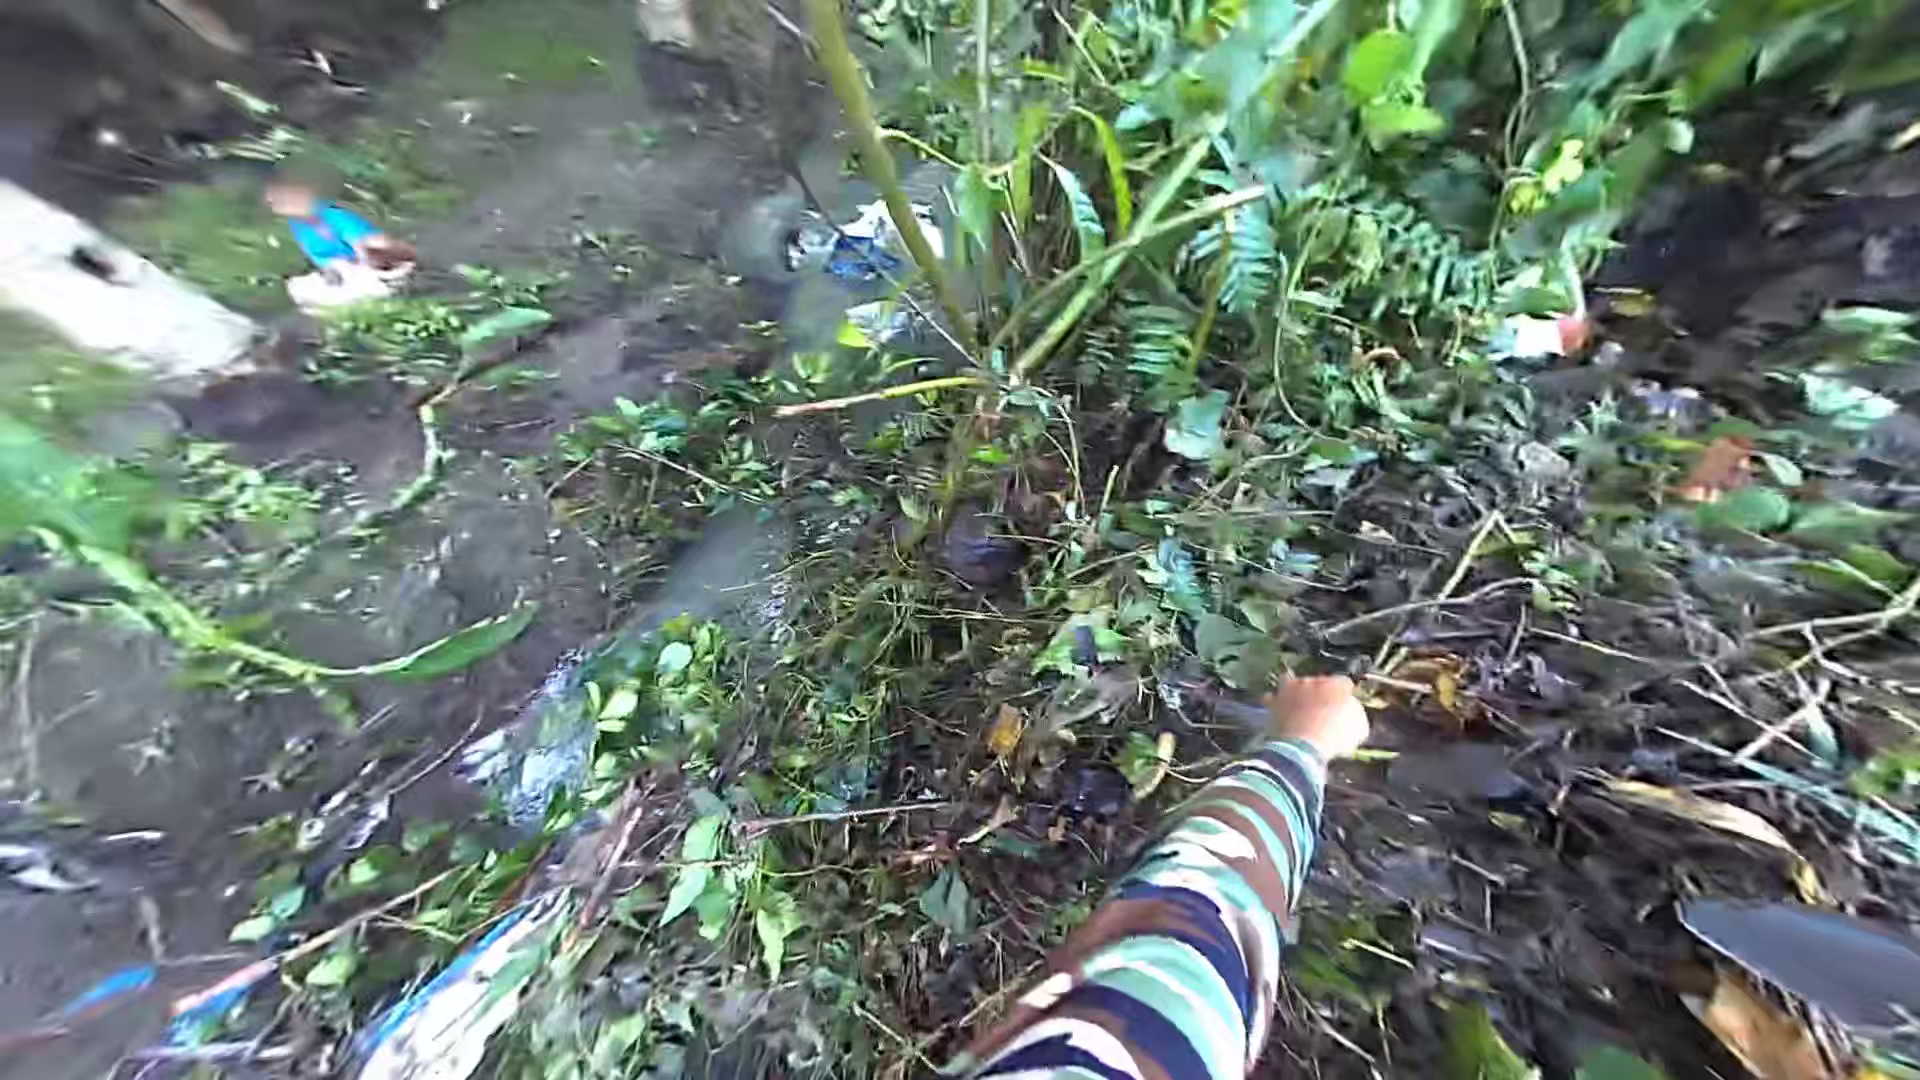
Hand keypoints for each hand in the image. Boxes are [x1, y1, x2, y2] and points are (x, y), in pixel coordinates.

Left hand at [1264, 676, 1368, 759]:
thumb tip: (1348, 708)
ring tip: (1299, 706)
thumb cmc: (1336, 738)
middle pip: (1316, 682)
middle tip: (1321, 708)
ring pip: (1292, 684)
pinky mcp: (1273, 700)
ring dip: (1295, 692)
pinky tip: (1281, 712)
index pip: (1342, 682)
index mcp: (1335, 685)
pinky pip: (1274, 697)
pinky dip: (1277, 703)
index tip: (1344, 703)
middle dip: (1318, 692)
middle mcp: (1310, 681)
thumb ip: (1353, 712)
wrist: (1303, 745)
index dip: (1343, 693)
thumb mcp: (1358, 728)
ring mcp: (1289, 688)